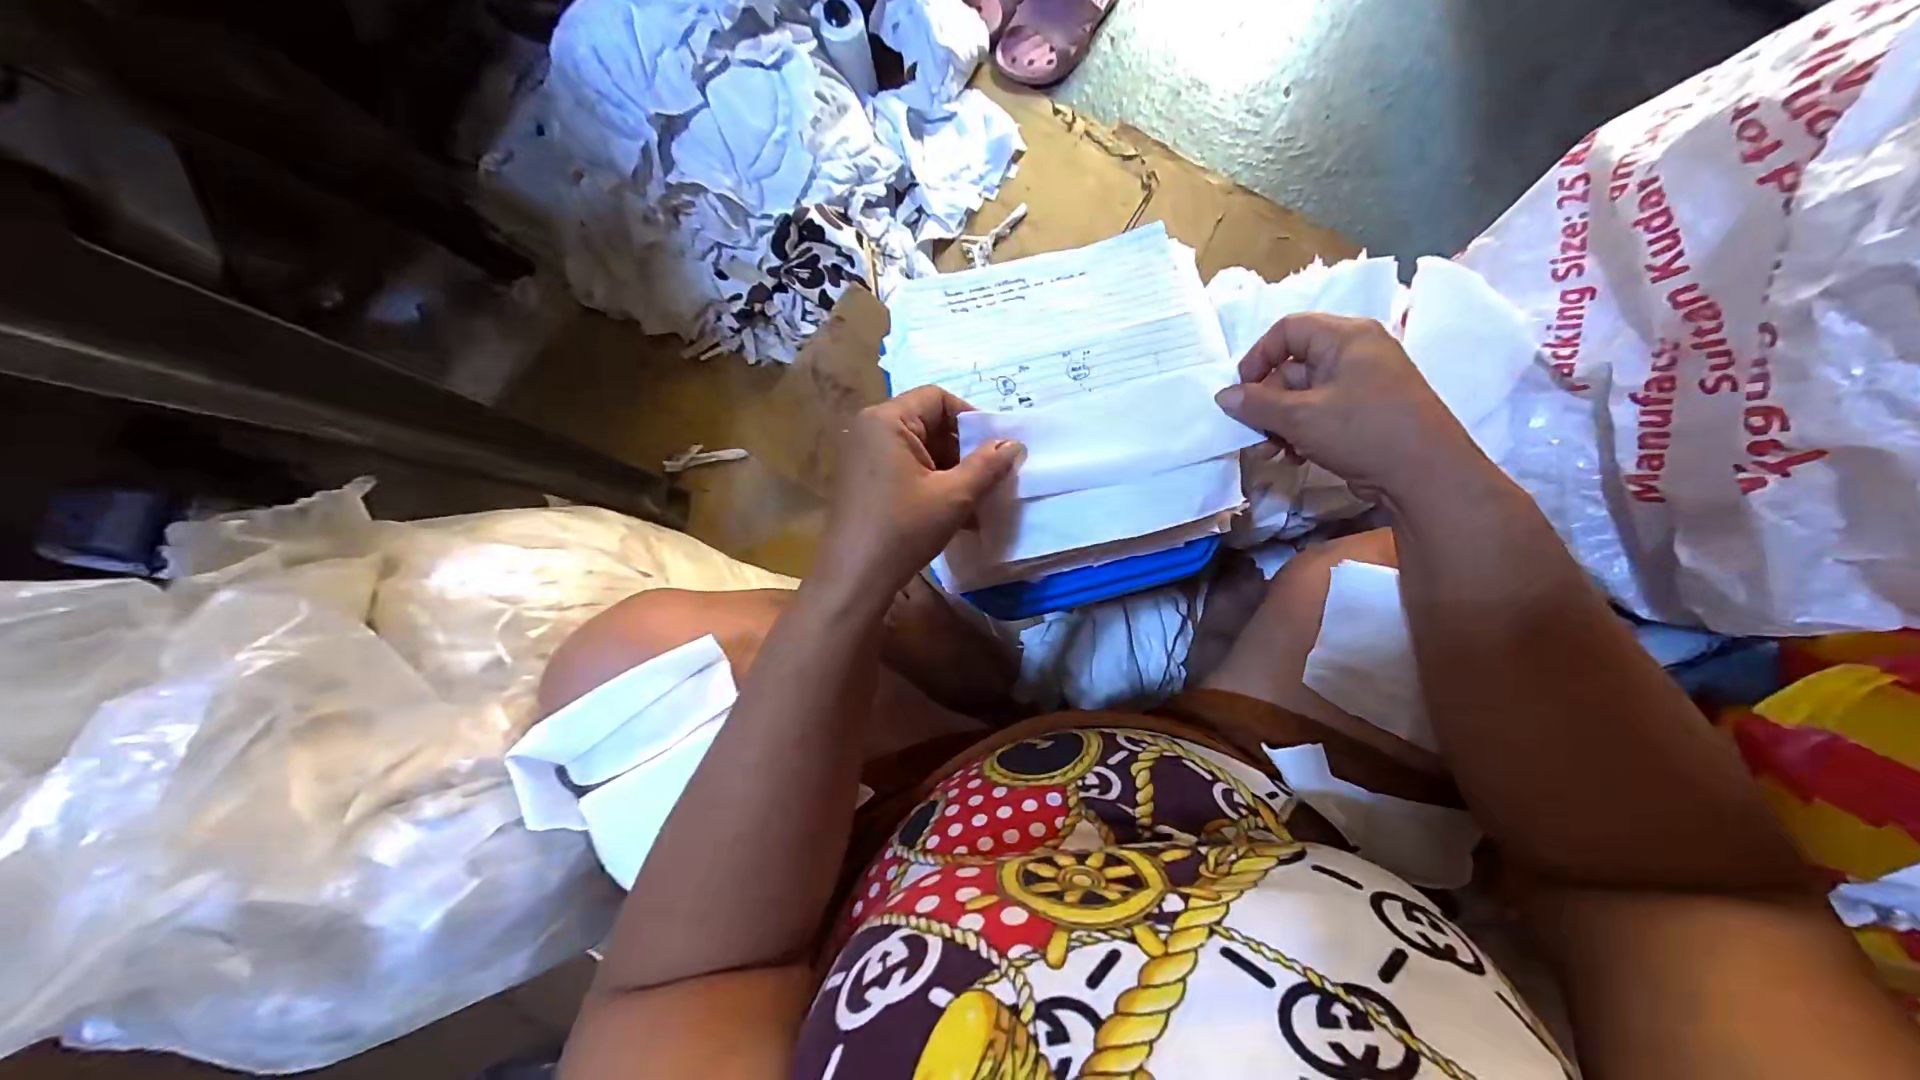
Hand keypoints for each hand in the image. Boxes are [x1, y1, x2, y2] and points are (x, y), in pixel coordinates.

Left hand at [813, 386, 1022, 607]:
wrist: (854, 578)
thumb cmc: (903, 530)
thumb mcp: (954, 496)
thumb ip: (987, 465)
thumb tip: (1013, 444)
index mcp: (886, 420)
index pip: (937, 398)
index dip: (971, 418)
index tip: (995, 448)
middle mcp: (869, 429)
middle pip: (928, 423)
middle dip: (963, 449)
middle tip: (989, 477)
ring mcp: (862, 456)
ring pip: (919, 450)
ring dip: (951, 471)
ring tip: (976, 501)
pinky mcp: (863, 480)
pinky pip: (904, 468)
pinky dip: (930, 483)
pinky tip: (954, 513)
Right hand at [1214, 313, 1495, 502]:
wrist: (1427, 476)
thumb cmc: (1364, 431)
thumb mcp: (1301, 417)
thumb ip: (1256, 404)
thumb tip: (1223, 396)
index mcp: (1346, 338)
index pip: (1288, 331)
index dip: (1258, 358)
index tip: (1241, 391)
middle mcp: (1355, 354)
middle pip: (1291, 368)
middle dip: (1266, 403)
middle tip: (1252, 434)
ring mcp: (1361, 385)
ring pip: (1302, 396)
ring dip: (1278, 424)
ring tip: (1270, 452)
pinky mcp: (1363, 414)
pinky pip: (1319, 414)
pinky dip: (1299, 432)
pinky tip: (1293, 457)